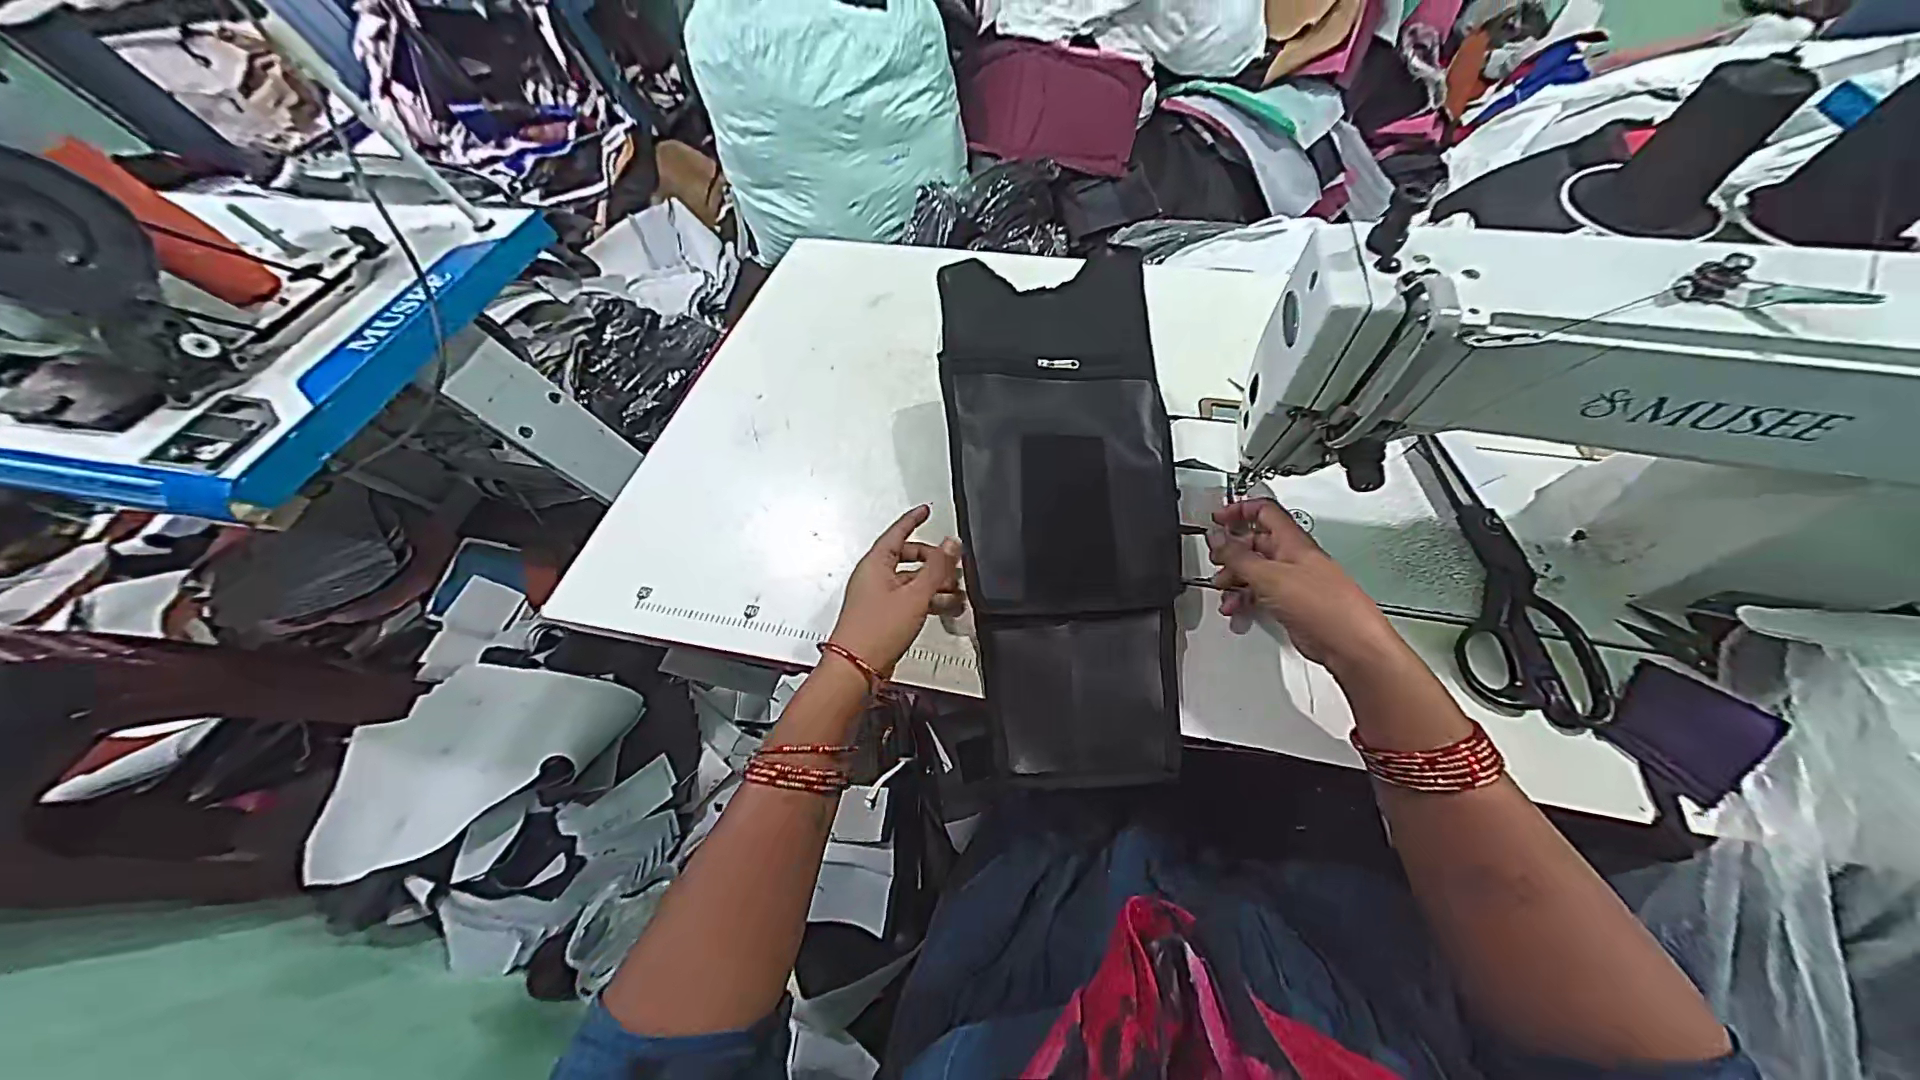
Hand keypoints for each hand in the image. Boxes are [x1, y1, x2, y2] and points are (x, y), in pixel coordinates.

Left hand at [829, 505, 963, 675]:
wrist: (857, 667)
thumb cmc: (875, 631)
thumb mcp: (915, 595)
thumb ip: (937, 568)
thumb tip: (951, 543)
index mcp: (876, 564)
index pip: (897, 532)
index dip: (913, 520)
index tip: (925, 510)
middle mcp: (874, 577)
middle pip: (908, 557)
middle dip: (933, 561)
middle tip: (953, 566)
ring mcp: (878, 596)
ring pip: (911, 581)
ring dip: (934, 584)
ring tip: (956, 593)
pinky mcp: (883, 615)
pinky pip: (909, 599)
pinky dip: (927, 600)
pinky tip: (944, 608)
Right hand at [1207, 498, 1400, 673]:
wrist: (1349, 643)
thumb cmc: (1326, 606)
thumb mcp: (1269, 575)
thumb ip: (1238, 556)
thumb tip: (1218, 538)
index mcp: (1293, 541)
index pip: (1264, 511)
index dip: (1239, 510)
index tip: (1218, 519)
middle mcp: (1293, 558)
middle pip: (1255, 543)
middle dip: (1231, 551)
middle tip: (1217, 559)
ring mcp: (1292, 581)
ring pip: (1255, 571)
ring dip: (1234, 579)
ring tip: (1225, 589)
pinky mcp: (1291, 604)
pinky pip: (1261, 594)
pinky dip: (1244, 599)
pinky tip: (1237, 608)